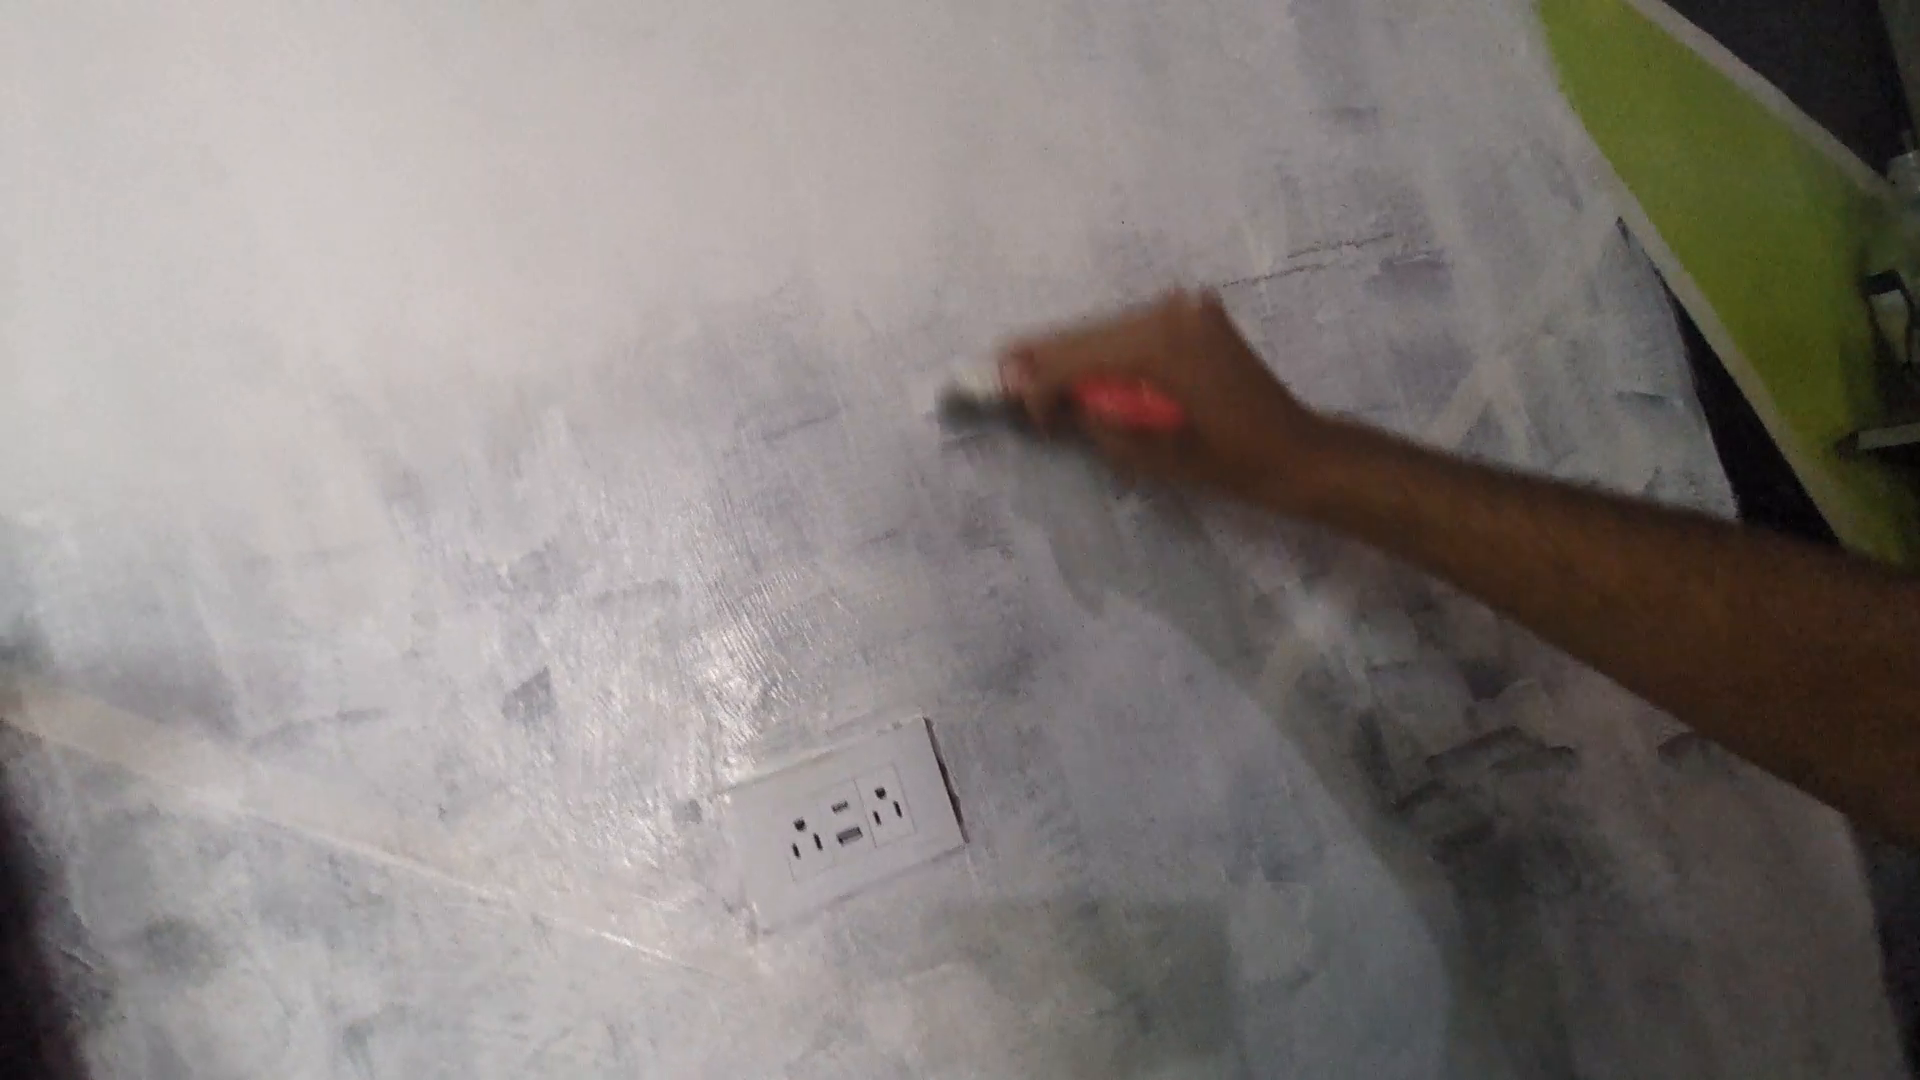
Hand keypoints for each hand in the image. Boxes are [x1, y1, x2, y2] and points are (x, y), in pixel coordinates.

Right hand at [999, 289, 1328, 508]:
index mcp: (1158, 344)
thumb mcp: (1149, 451)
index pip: (1073, 358)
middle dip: (1043, 363)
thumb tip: (1047, 399)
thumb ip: (1092, 417)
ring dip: (1070, 358)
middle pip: (1082, 334)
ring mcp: (1184, 307)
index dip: (1037, 386)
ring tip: (1040, 388)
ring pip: (1102, 330)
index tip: (1025, 416)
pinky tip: (1081, 373)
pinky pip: (1129, 332)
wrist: (1295, 450)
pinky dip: (1102, 353)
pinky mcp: (1193, 315)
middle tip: (1004, 386)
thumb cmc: (1227, 462)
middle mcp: (1168, 311)